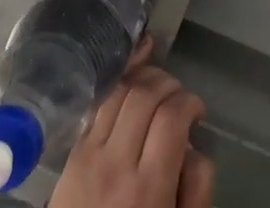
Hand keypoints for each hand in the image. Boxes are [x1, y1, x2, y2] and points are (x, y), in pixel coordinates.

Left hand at [50, 59, 214, 207]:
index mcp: (149, 187)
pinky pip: (96, 109)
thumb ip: (197, 186)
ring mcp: (89, 157)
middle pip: (144, 96)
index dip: (190, 101)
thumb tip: (193, 144)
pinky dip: (117, 93)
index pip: (172, 117)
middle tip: (178, 98)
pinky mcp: (71, 156)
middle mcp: (117, 164)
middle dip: (168, 84)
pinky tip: (130, 95)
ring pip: (117, 94)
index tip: (197, 112)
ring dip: (141, 82)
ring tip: (155, 91)